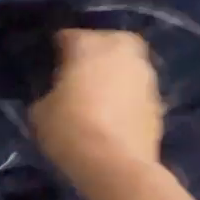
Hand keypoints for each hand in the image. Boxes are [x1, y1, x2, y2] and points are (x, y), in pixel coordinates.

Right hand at [30, 30, 163, 190]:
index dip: (57, 45)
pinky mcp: (158, 103)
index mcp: (88, 48)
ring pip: (130, 62)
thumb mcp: (40, 108)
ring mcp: (145, 78)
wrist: (115, 164)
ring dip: (116, 69)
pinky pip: (138, 87)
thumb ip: (50, 91)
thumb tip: (58, 91)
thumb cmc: (69, 128)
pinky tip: (112, 107)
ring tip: (97, 87)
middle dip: (99, 46)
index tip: (49, 59)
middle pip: (113, 39)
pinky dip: (127, 91)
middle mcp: (121, 55)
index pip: (70, 35)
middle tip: (81, 62)